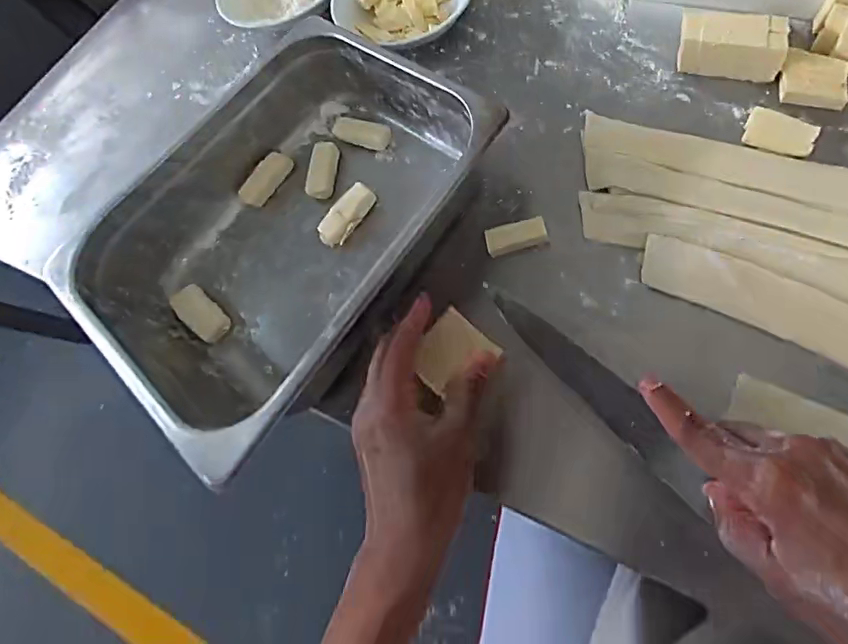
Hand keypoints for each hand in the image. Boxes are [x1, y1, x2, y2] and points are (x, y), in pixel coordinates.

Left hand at [351, 294, 499, 570]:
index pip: (397, 350)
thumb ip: (468, 393)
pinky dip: (397, 375)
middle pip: (380, 359)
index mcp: (387, 405)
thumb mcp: (457, 439)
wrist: (401, 548)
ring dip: (399, 354)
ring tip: (424, 340)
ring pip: (378, 376)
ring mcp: (363, 427)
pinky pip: (380, 392)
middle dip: (402, 334)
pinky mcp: (368, 440)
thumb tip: (484, 356)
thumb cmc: (431, 493)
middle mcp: (367, 410)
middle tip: (426, 316)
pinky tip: (417, 380)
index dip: (412, 322)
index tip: (426, 300)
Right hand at [640, 379, 847, 643]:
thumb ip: (737, 527)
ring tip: (781, 516)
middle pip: (739, 438)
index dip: (672, 411)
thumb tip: (716, 493)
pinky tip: (815, 508)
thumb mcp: (779, 577)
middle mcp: (794, 452)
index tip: (651, 384)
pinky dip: (794, 468)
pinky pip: (806, 450)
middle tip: (730, 495)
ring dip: (761, 465)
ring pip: (772, 443)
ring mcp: (827, 450)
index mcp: (768, 482)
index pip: (705, 440)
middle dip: (724, 454)